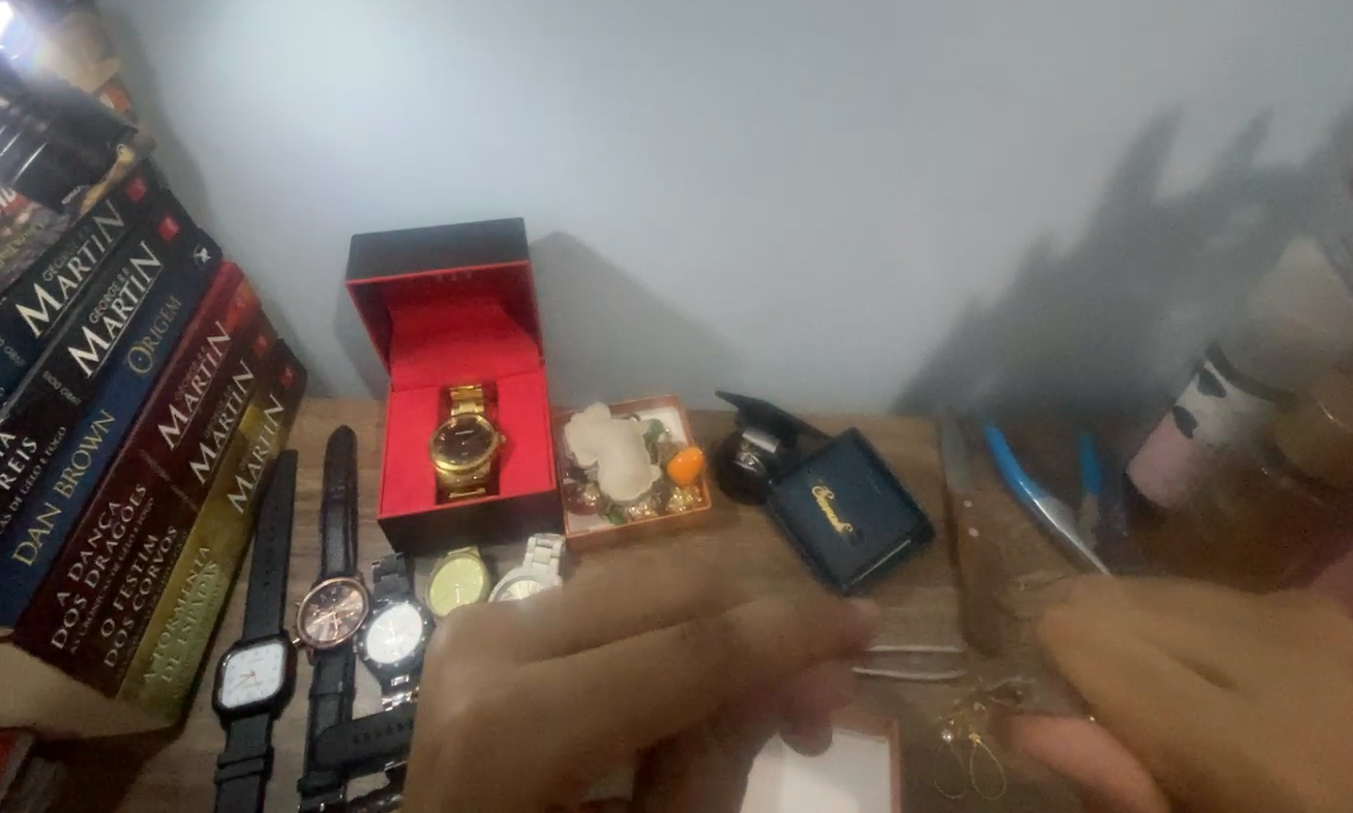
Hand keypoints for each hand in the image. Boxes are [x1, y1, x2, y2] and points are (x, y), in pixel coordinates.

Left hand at [402, 550, 881, 812]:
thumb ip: (718, 766)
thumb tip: (806, 670)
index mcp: (509, 726)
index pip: (688, 650)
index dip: (790, 632)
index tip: (867, 622)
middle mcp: (490, 643)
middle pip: (668, 594)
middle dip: (766, 622)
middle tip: (836, 679)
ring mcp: (486, 623)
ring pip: (645, 586)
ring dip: (729, 623)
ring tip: (783, 695)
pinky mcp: (494, 620)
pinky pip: (609, 607)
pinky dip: (676, 629)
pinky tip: (714, 678)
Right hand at [1003, 577, 1352, 812]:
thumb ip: (1118, 792)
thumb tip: (1014, 720)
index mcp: (1265, 748)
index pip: (1085, 638)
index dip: (1048, 666)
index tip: (1050, 705)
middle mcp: (1289, 656)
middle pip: (1109, 600)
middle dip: (1084, 644)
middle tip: (1101, 707)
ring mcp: (1309, 618)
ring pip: (1144, 587)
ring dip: (1127, 632)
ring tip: (1153, 692)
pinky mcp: (1316, 604)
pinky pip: (1191, 590)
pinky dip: (1170, 626)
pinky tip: (1197, 673)